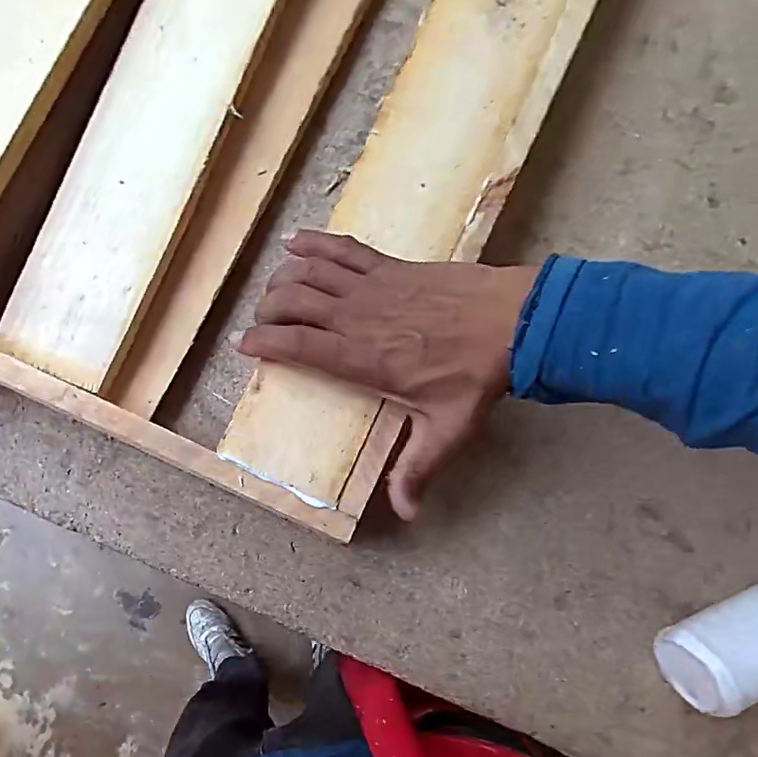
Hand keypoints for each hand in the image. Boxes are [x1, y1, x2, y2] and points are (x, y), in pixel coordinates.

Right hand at [238, 231, 537, 519]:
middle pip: (294, 302)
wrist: (512, 321)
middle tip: (264, 324)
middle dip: (268, 311)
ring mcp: (373, 286)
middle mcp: (358, 318)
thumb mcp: (446, 431)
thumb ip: (418, 470)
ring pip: (310, 271)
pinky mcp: (390, 265)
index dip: (265, 342)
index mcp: (363, 359)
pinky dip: (314, 242)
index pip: (299, 344)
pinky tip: (295, 242)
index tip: (245, 346)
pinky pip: (342, 248)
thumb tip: (407, 514)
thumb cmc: (475, 377)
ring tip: (274, 292)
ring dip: (284, 278)